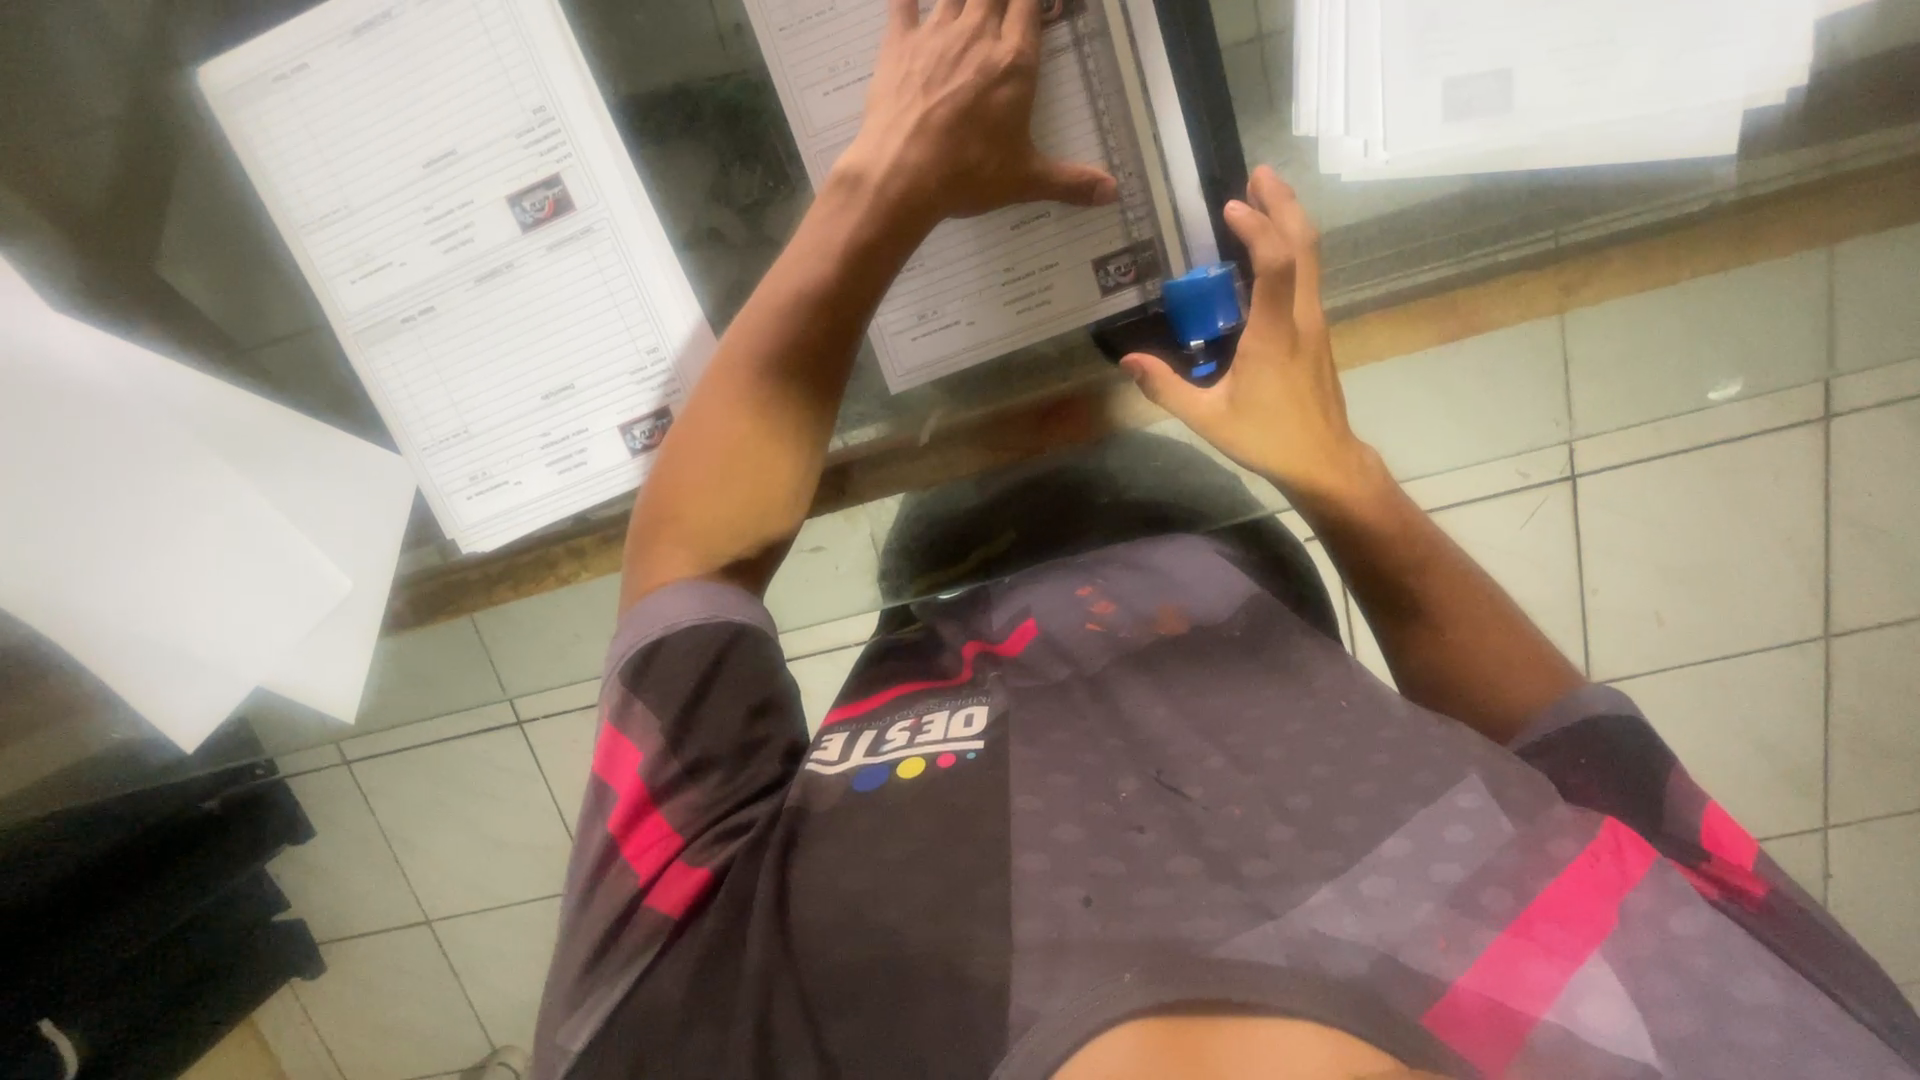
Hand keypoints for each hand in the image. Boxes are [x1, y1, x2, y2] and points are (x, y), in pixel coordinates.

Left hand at [834, 0, 1118, 228]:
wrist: (902, 176)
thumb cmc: (968, 175)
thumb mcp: (1025, 180)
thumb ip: (1071, 181)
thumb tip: (1113, 193)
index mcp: (1015, 62)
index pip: (1030, 2)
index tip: (1037, 4)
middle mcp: (978, 36)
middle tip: (1002, 4)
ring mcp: (936, 35)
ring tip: (971, 2)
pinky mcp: (898, 46)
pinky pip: (902, 3)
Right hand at [1121, 166, 1381, 509]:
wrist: (1323, 461)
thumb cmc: (1267, 438)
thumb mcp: (1207, 418)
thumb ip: (1166, 388)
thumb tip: (1129, 361)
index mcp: (1275, 333)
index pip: (1276, 263)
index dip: (1257, 227)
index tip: (1230, 206)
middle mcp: (1301, 317)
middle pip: (1304, 245)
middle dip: (1283, 204)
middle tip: (1258, 174)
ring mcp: (1314, 323)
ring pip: (1310, 258)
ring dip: (1289, 223)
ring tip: (1262, 198)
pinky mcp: (1315, 333)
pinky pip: (1303, 278)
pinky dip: (1288, 251)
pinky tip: (1265, 253)